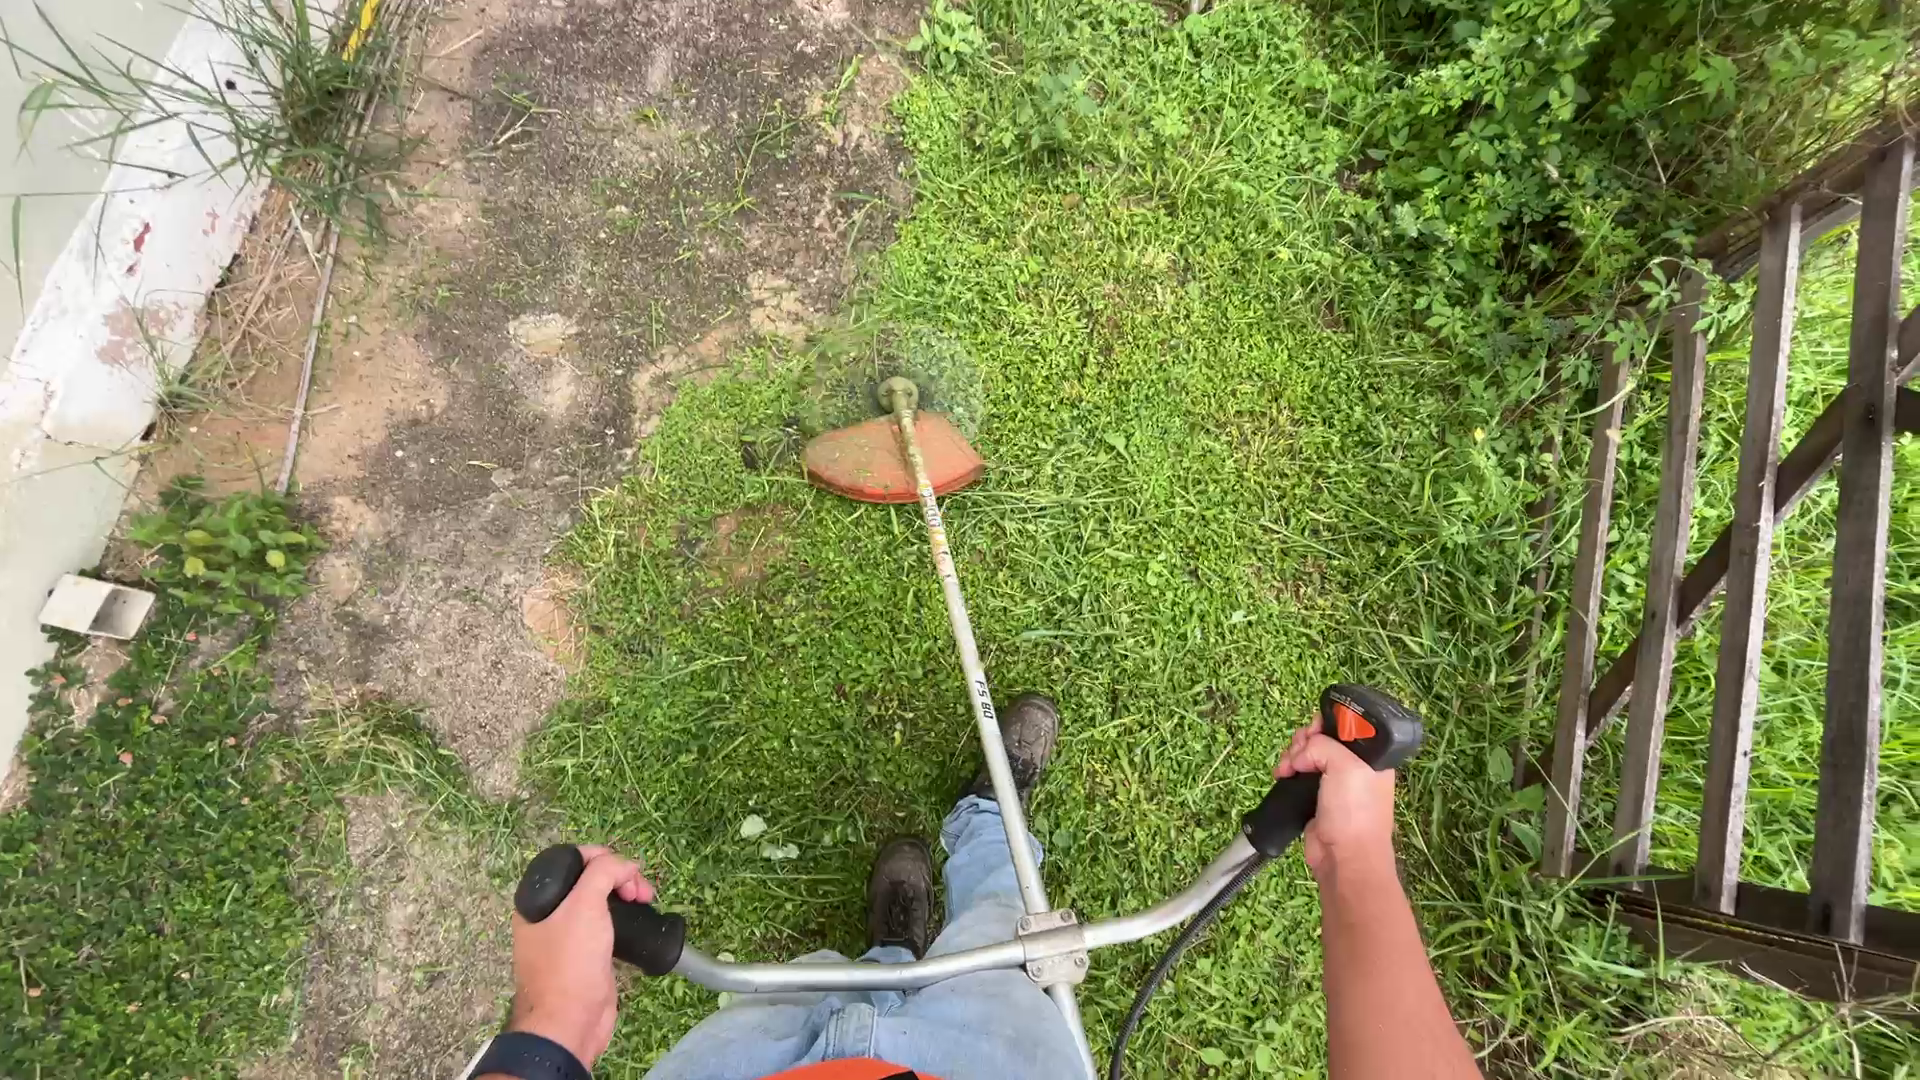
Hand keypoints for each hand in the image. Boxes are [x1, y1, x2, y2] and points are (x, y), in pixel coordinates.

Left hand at [504, 845, 654, 1068]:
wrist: (570, 1020)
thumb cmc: (572, 959)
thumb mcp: (585, 904)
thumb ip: (604, 872)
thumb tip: (627, 866)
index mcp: (537, 900)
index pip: (573, 859)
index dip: (603, 856)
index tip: (626, 870)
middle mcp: (549, 913)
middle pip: (591, 877)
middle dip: (621, 875)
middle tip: (640, 890)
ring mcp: (568, 934)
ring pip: (603, 897)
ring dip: (627, 891)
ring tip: (646, 900)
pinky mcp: (586, 951)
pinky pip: (607, 919)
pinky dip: (626, 912)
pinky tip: (638, 916)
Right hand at [1273, 718, 1396, 885]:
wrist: (1344, 856)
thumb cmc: (1353, 810)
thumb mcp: (1345, 766)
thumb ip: (1321, 745)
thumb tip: (1299, 756)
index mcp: (1370, 758)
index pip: (1346, 726)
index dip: (1326, 724)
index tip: (1313, 732)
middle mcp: (1352, 767)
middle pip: (1320, 737)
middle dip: (1303, 741)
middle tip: (1299, 755)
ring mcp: (1332, 781)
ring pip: (1305, 752)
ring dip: (1291, 755)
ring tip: (1287, 769)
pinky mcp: (1314, 794)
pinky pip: (1297, 770)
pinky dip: (1287, 768)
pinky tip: (1282, 774)